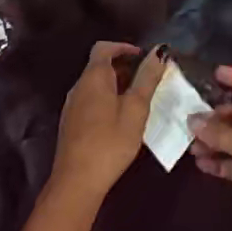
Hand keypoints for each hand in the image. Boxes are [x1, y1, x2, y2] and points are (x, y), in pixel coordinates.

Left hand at [52, 42, 167, 198]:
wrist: (76, 183)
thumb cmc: (110, 141)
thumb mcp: (136, 108)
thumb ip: (147, 78)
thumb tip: (160, 50)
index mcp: (93, 77)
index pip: (104, 47)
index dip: (124, 47)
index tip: (143, 57)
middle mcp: (79, 87)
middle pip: (100, 65)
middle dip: (124, 67)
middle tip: (147, 80)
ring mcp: (72, 107)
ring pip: (96, 85)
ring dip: (117, 84)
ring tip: (138, 100)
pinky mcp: (71, 125)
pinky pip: (90, 100)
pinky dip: (107, 99)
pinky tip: (121, 120)